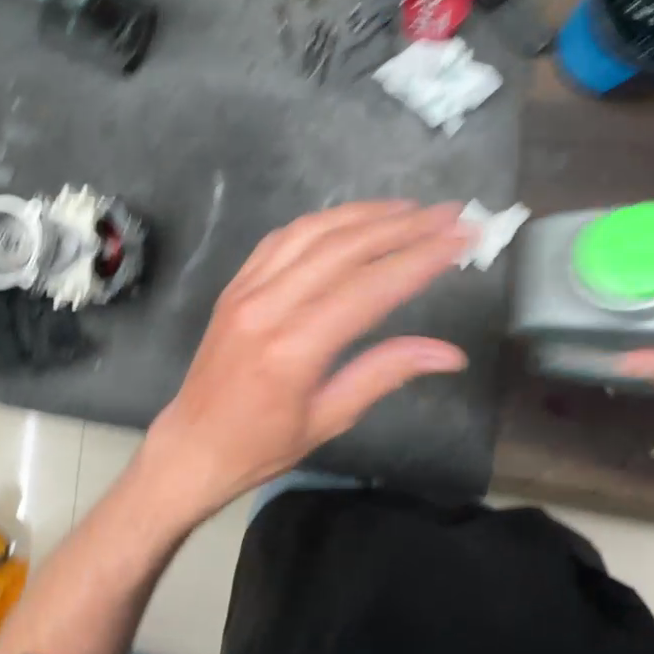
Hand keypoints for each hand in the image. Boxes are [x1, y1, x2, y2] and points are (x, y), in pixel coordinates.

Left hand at [137, 201, 474, 518]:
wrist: (192, 444)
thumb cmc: (261, 444)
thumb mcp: (329, 418)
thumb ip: (384, 374)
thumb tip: (451, 353)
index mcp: (293, 348)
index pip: (368, 288)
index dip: (419, 259)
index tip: (461, 238)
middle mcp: (266, 306)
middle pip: (342, 248)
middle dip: (402, 226)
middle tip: (450, 213)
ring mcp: (244, 289)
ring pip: (310, 233)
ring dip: (363, 214)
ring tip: (411, 209)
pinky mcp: (233, 285)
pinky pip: (280, 240)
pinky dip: (321, 223)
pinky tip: (351, 220)